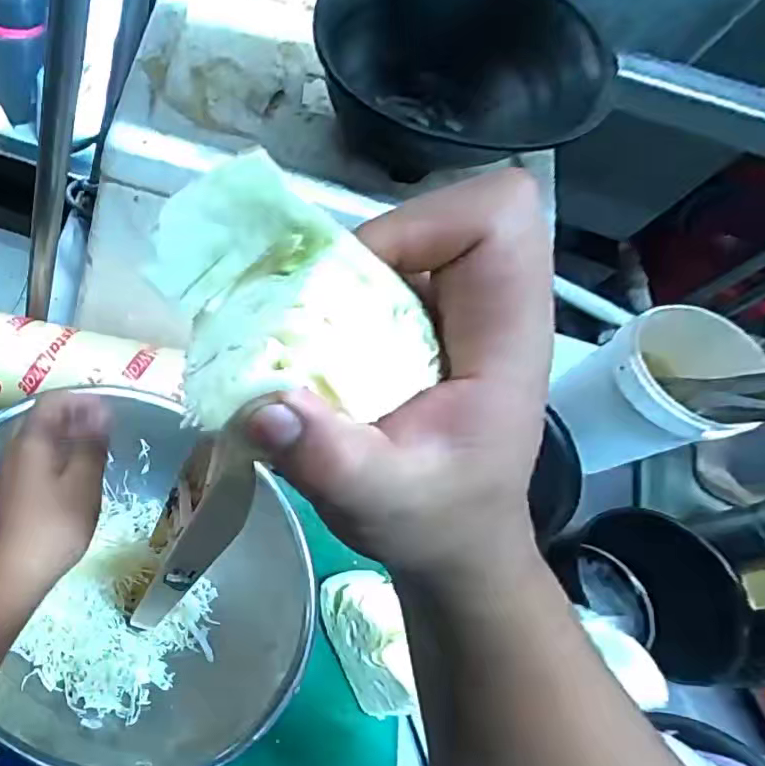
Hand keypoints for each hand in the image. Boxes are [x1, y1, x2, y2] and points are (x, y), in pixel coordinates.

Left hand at [0, 390, 108, 598]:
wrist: (10, 574)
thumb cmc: (52, 528)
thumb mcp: (82, 485)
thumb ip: (91, 445)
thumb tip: (99, 412)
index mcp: (29, 441)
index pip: (52, 401)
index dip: (81, 400)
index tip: (108, 413)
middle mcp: (10, 452)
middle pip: (40, 421)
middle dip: (73, 420)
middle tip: (103, 435)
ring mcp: (4, 475)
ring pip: (34, 445)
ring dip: (63, 443)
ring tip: (92, 459)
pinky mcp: (4, 497)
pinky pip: (30, 466)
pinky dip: (52, 464)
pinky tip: (69, 485)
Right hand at [240, 169, 552, 582]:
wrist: (451, 546)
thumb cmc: (431, 520)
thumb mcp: (375, 498)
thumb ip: (325, 457)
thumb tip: (260, 407)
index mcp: (504, 337)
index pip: (494, 219)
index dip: (416, 227)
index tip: (345, 285)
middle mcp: (484, 314)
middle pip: (442, 220)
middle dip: (360, 254)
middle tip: (303, 311)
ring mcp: (452, 323)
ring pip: (403, 252)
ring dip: (337, 282)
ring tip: (292, 333)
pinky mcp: (419, 338)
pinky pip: (377, 290)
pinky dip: (330, 308)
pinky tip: (301, 353)